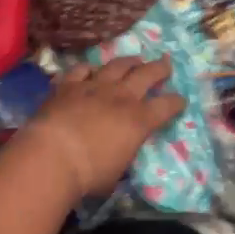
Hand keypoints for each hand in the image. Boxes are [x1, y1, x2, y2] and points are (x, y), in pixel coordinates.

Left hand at [21, 58, 184, 196]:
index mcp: (138, 120)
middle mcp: (120, 96)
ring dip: (129, 61)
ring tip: (135, 59)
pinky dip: (89, 69)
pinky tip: (91, 69)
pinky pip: (82, 69)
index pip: (166, 106)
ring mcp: (94, 86)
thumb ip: (123, 154)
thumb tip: (122, 151)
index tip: (181, 100)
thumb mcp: (117, 172)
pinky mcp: (69, 84)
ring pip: (117, 65)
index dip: (176, 102)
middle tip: (166, 63)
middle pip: (146, 74)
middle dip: (159, 68)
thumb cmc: (89, 174)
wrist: (53, 155)